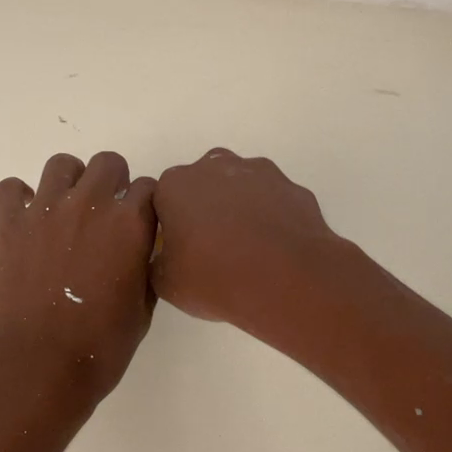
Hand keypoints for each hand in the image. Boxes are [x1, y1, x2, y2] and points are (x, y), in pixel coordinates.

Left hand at [0, 152, 158, 405]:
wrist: (35, 366)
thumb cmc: (98, 349)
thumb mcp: (142, 312)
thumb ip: (143, 271)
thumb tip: (138, 255)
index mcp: (130, 225)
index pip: (148, 188)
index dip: (146, 205)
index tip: (139, 223)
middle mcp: (90, 205)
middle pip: (109, 163)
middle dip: (112, 182)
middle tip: (105, 214)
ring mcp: (46, 209)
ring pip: (61, 164)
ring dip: (69, 181)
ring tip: (65, 211)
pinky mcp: (9, 222)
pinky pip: (11, 187)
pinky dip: (19, 198)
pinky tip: (25, 221)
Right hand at [153, 148, 345, 333]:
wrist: (287, 282)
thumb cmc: (215, 278)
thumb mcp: (166, 284)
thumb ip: (158, 262)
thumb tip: (167, 258)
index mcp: (176, 185)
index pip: (163, 200)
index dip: (171, 226)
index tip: (181, 252)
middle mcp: (214, 167)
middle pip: (202, 185)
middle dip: (205, 210)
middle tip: (213, 250)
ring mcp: (258, 173)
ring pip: (241, 188)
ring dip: (240, 210)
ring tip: (249, 251)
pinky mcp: (292, 187)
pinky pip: (274, 202)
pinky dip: (272, 219)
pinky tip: (276, 249)